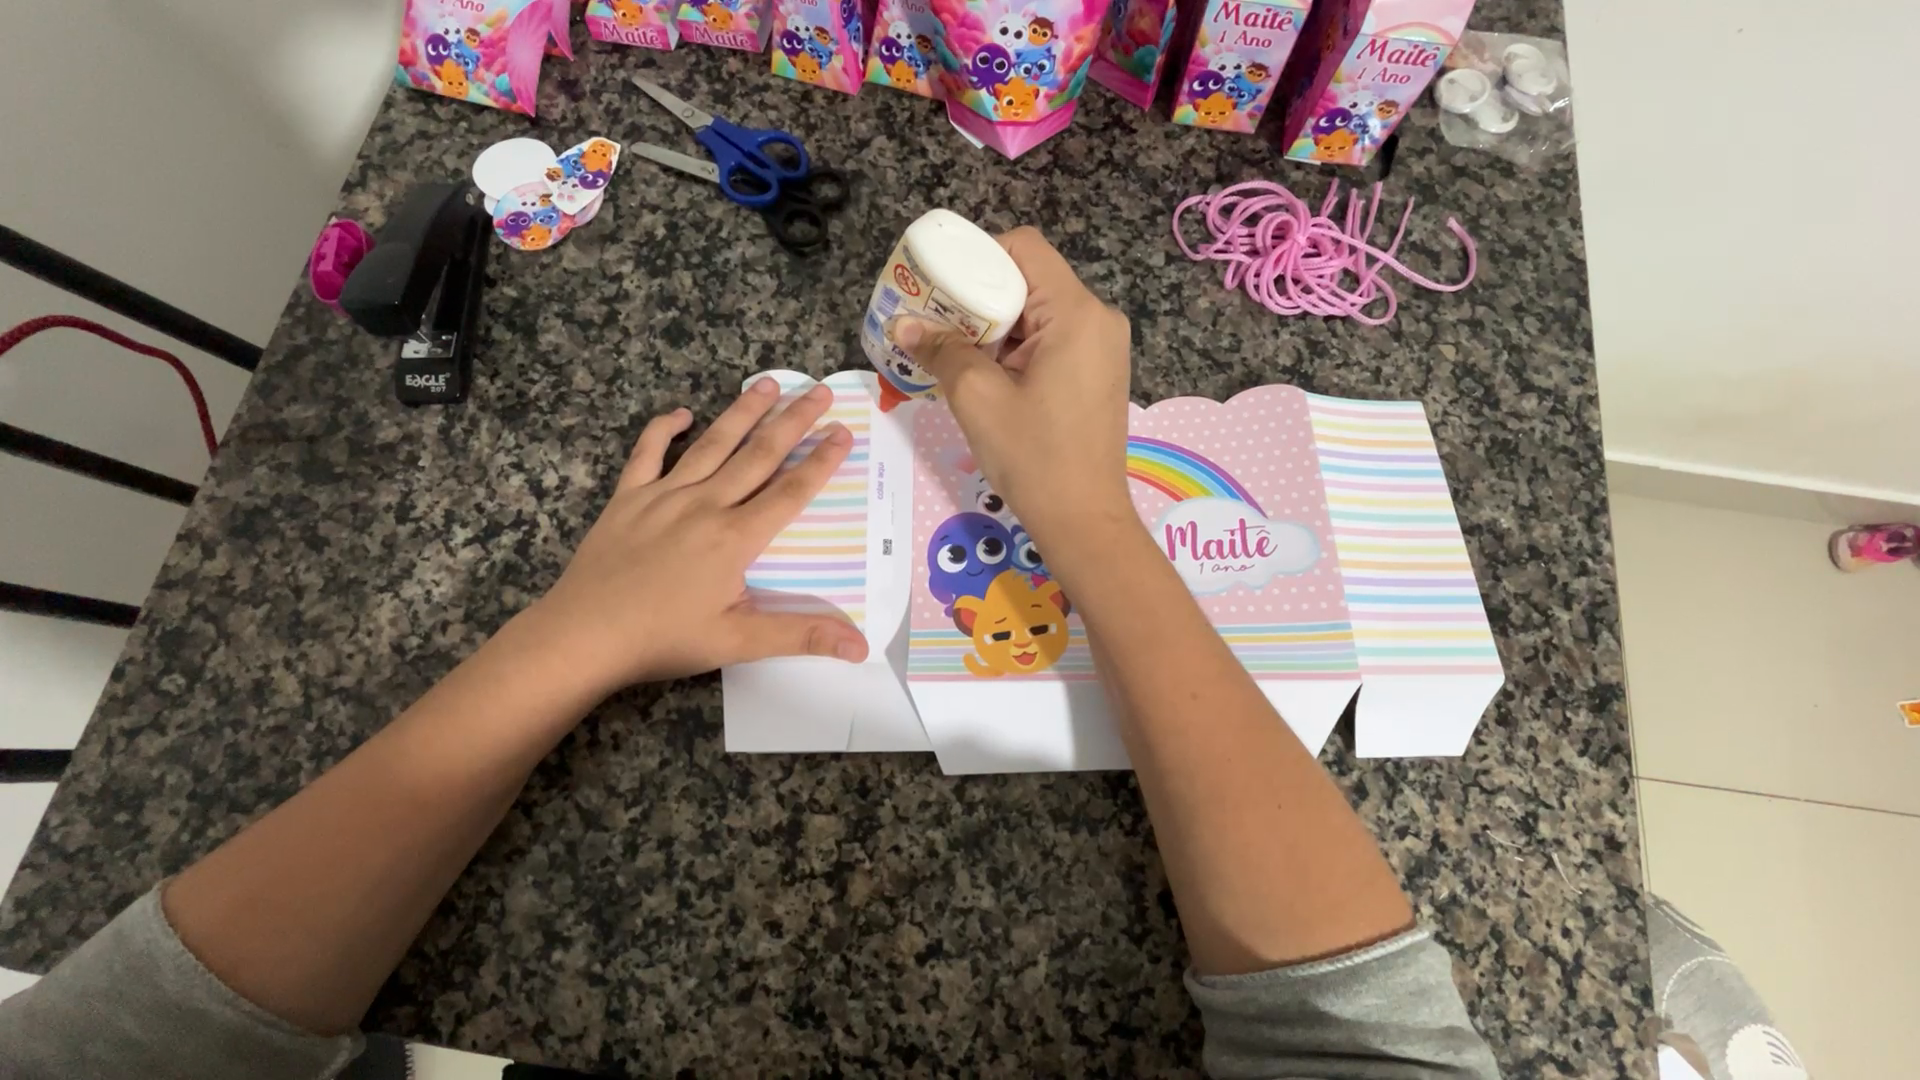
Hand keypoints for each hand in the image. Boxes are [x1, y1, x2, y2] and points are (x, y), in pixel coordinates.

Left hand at [526, 378, 869, 695]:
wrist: (583, 635)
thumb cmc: (664, 639)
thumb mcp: (738, 643)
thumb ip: (800, 635)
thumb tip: (859, 647)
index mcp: (735, 537)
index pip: (790, 492)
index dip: (820, 462)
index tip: (843, 432)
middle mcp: (705, 505)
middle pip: (758, 455)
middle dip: (794, 421)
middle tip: (820, 392)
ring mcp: (663, 496)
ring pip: (712, 444)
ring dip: (743, 412)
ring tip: (768, 384)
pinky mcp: (628, 498)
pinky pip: (648, 453)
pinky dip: (663, 430)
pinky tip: (680, 413)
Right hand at [885, 227, 1133, 541]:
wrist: (1084, 521)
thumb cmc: (1033, 457)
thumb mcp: (978, 398)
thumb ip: (941, 350)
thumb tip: (904, 324)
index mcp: (1076, 313)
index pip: (1024, 248)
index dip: (977, 258)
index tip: (942, 289)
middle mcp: (1098, 320)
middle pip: (1030, 281)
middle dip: (979, 299)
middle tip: (936, 326)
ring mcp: (1103, 349)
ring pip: (1038, 315)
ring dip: (994, 329)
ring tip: (954, 355)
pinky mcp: (1098, 375)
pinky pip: (1052, 343)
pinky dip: (1016, 351)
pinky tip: (986, 377)